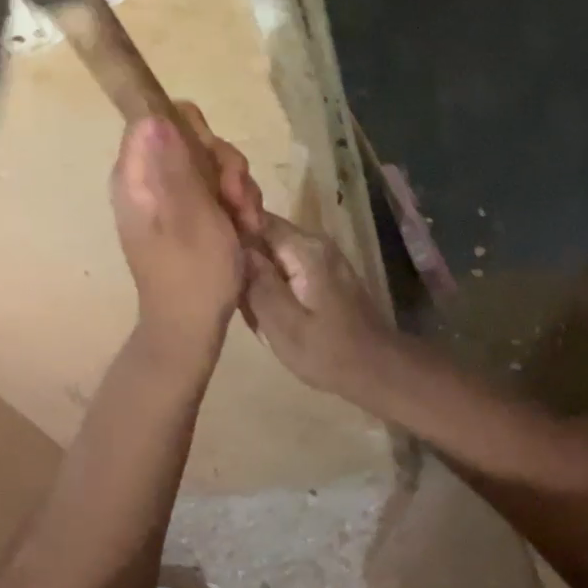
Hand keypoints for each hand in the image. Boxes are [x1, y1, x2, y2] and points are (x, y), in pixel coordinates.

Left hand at [110, 103, 262, 338]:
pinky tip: (245, 228)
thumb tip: (154, 116)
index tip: (213, 164)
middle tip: (237, 199)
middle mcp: (146, 178)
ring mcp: (167, 196)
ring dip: (236, 187)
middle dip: (224, 164)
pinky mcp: (185, 212)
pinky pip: (213, 187)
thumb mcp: (192, 216)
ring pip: (208, 163)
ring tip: (245, 222)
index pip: (157, 118)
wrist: (191, 328)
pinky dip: (234, 203)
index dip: (194, 132)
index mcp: (136, 176)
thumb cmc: (193, 274)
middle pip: (190, 137)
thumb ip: (175, 166)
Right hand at [244, 215, 402, 402]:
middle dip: (242, 259)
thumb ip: (257, 283)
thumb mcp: (283, 324)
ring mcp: (322, 257)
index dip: (230, 229)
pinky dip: (272, 285)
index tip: (209, 251)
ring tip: (249, 309)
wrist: (378, 369)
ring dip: (256, 275)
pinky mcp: (325, 273)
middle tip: (232, 294)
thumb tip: (235, 247)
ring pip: (273, 253)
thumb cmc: (328, 352)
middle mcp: (314, 242)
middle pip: (263, 234)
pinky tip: (269, 313)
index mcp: (304, 248)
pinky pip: (287, 267)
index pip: (255, 218)